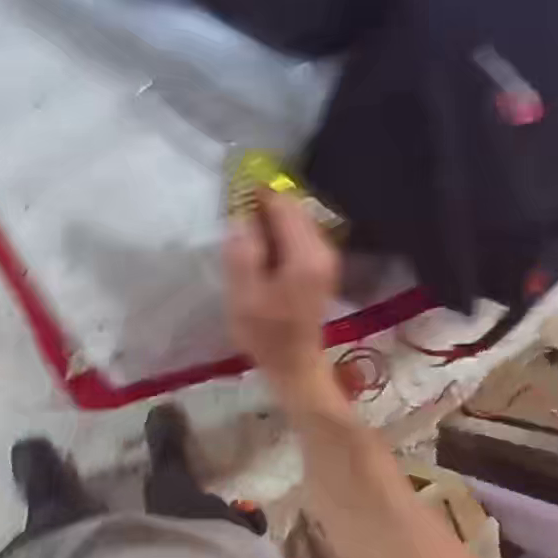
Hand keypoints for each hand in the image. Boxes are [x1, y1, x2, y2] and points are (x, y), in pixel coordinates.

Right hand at [223, 193, 340, 405]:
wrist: (294, 364)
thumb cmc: (265, 335)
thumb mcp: (244, 297)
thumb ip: (242, 254)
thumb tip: (239, 217)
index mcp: (305, 256)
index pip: (283, 205)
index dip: (257, 194)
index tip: (232, 192)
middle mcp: (323, 249)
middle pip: (293, 208)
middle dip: (264, 204)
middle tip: (234, 213)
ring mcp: (326, 258)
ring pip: (297, 220)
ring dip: (270, 219)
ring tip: (244, 232)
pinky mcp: (321, 266)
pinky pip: (299, 235)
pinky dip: (279, 233)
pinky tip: (260, 249)